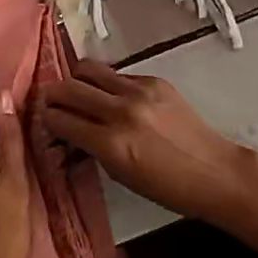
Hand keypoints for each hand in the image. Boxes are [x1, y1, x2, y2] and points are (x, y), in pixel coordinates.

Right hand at [39, 61, 257, 225]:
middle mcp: (121, 111)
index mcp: (111, 143)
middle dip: (53, 94)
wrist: (214, 171)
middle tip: (50, 101)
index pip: (61, 119)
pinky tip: (113, 98)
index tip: (42, 119)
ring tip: (78, 92)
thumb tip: (68, 133)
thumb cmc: (167, 187)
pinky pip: (118, 74)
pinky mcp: (155, 81)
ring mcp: (139, 91)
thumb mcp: (120, 175)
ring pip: (90, 69)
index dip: (46, 119)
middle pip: (69, 87)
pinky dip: (107, 84)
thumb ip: (91, 148)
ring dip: (77, 81)